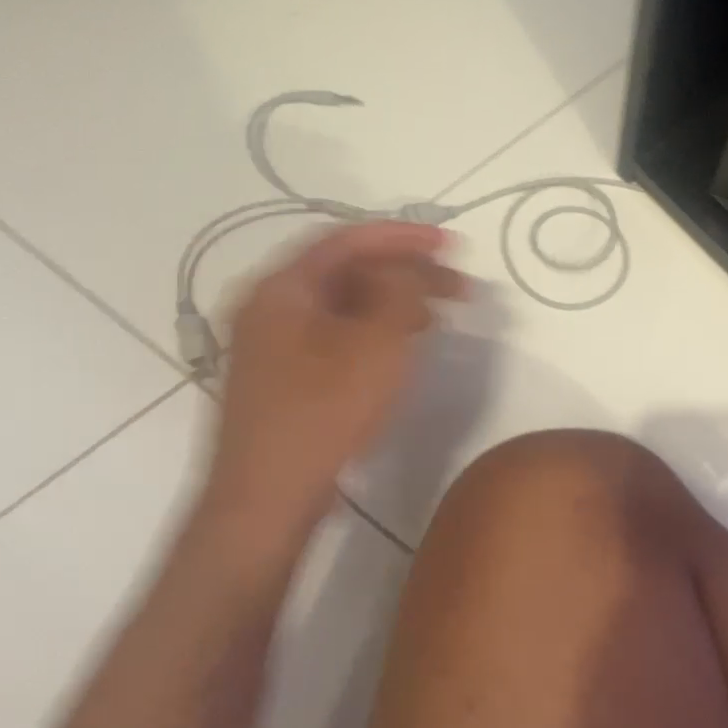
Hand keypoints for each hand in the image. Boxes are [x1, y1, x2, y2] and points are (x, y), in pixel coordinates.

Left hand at [206, 222, 462, 533]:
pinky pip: (337, 329)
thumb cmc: (325, 411)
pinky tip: (405, 343)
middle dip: (405, 269)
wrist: (269, 491)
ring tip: (441, 312)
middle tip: (458, 284)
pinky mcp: (285, 372)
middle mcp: (269, 306)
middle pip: (344, 268)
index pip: (346, 239)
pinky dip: (377, 324)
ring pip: (343, 301)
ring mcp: (273, 342)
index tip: (453, 244)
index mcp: (282, 289)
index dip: (403, 236)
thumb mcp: (377, 344)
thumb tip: (409, 268)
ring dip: (395, 298)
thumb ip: (399, 293)